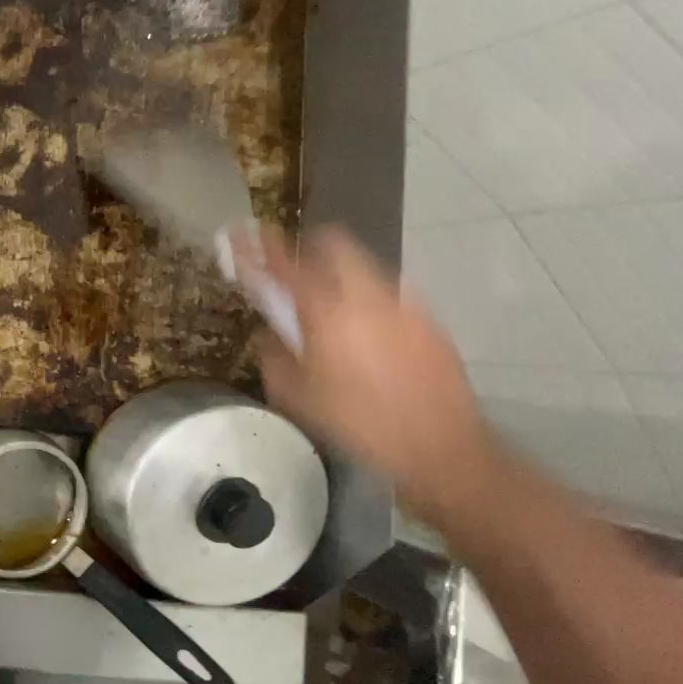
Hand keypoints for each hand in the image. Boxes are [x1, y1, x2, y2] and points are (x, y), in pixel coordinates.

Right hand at [256, 226, 500, 518]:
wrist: (442, 451)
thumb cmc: (355, 423)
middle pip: (337, 247)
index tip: (241, 232)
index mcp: (327, 312)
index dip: (258, 246)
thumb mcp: (294, 394)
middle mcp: (368, 298)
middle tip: (290, 266)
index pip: (285, 264)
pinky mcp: (431, 326)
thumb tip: (272, 332)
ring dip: (341, 276)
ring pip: (367, 270)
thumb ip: (275, 353)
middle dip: (310, 249)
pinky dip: (369, 301)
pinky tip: (365, 333)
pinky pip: (391, 298)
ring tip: (328, 303)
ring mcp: (406, 308)